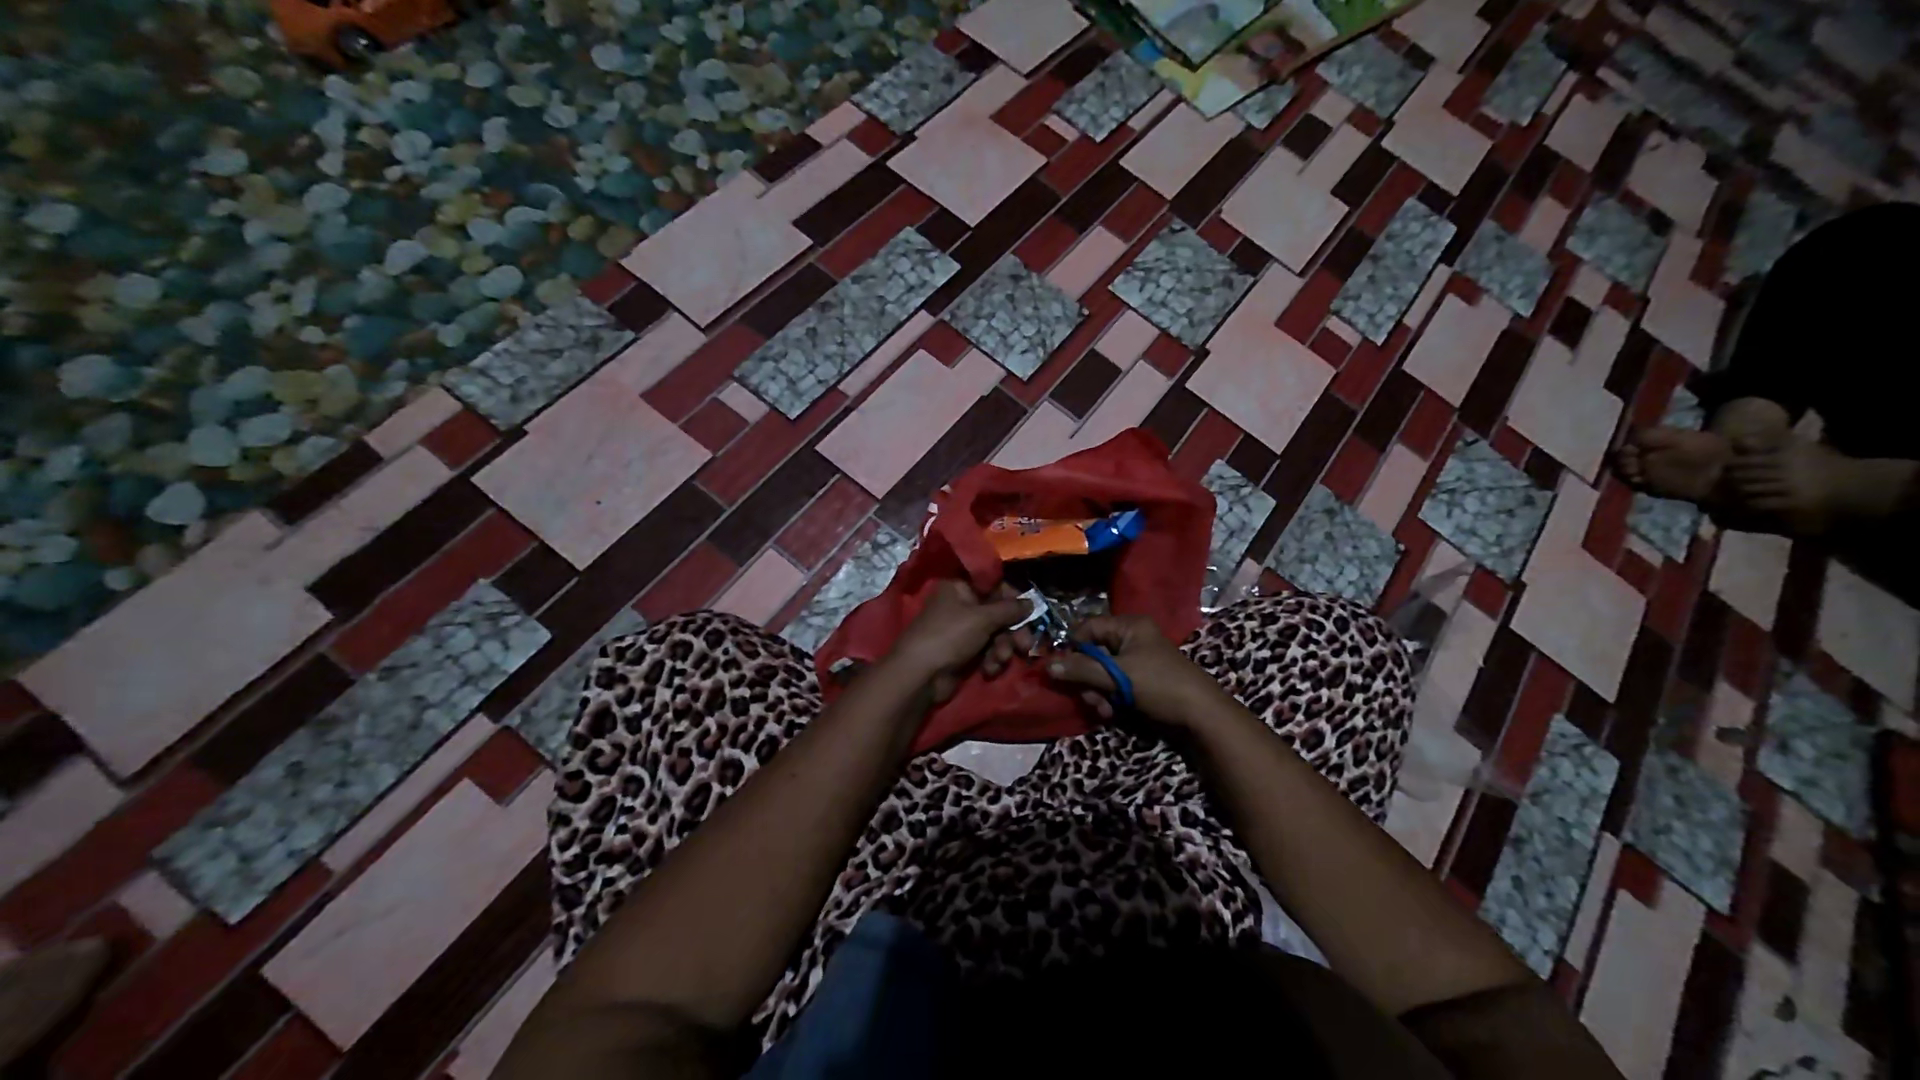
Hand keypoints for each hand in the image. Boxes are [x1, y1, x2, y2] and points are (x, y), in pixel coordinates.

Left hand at [887, 580, 1031, 701]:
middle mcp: (961, 605)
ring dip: (1002, 647)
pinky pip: (987, 650)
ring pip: (995, 634)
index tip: (1028, 610)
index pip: (993, 585)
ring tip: (1000, 659)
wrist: (921, 675)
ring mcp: (962, 630)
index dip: (1012, 598)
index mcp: (960, 588)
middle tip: (1024, 644)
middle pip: (997, 612)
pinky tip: (990, 669)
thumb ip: (1009, 609)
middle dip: (1012, 630)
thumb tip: (1031, 602)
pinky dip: (991, 659)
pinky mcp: (964, 652)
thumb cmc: (949, 635)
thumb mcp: (983, 618)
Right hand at [1043, 614, 1220, 724]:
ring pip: (1099, 672)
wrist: (1201, 717)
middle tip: (1090, 696)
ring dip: (1096, 692)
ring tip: (1103, 709)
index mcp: (1129, 626)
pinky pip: (1112, 685)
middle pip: (1091, 652)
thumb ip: (1082, 669)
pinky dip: (1108, 698)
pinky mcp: (1138, 683)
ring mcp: (1135, 662)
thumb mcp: (1118, 676)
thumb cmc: (1160, 686)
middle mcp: (1130, 639)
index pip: (1087, 628)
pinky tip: (1111, 713)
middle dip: (1087, 677)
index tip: (1063, 669)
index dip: (1073, 647)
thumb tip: (1048, 665)